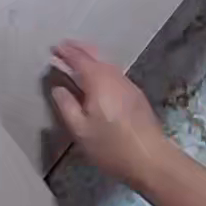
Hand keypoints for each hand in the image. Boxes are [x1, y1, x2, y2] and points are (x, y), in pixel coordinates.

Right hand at [49, 39, 174, 187]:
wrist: (151, 158)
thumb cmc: (111, 146)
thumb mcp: (81, 130)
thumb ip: (66, 105)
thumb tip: (57, 88)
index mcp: (98, 79)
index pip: (78, 58)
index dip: (65, 52)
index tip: (53, 48)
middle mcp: (113, 75)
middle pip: (94, 54)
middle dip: (78, 48)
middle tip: (64, 47)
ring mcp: (127, 83)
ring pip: (105, 63)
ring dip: (90, 57)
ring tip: (78, 59)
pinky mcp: (135, 94)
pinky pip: (113, 72)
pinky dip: (101, 68)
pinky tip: (97, 77)